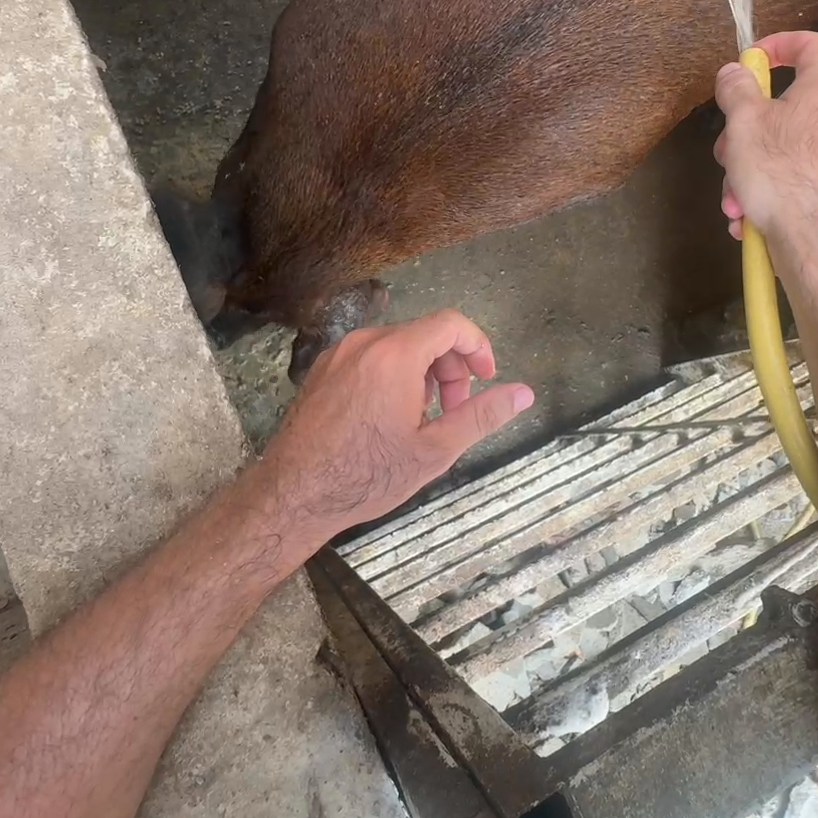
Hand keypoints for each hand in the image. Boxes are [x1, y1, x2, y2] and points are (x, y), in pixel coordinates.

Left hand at [251, 309, 533, 543]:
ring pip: (397, 345)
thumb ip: (481, 415)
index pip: (451, 323)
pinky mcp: (322, 368)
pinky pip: (370, 356)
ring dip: (423, 373)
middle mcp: (365, 342)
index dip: (478, 346)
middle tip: (454, 412)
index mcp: (395, 354)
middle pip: (425, 334)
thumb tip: (524, 393)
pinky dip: (393, 374)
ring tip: (422, 419)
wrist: (293, 493)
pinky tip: (389, 417)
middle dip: (451, 367)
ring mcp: (338, 353)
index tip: (487, 379)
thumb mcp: (434, 450)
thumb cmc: (366, 474)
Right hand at [713, 30, 817, 277]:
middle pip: (780, 108)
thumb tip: (734, 71)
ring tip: (734, 201)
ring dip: (744, 173)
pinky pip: (785, 180)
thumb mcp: (744, 125)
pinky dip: (761, 195)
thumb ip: (736, 91)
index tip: (749, 61)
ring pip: (775, 150)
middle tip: (725, 153)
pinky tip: (747, 219)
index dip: (779, 44)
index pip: (812, 45)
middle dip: (741, 133)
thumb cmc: (783, 174)